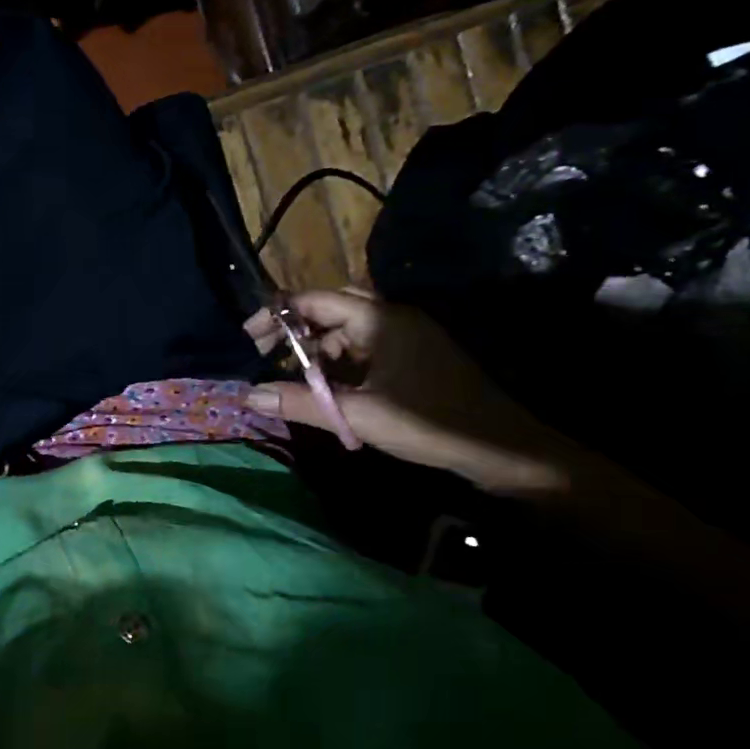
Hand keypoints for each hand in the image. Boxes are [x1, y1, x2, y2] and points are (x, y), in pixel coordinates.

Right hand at [244, 290, 574, 493]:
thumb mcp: (358, 415)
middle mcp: (393, 318)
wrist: (501, 448)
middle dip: (298, 329)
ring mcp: (407, 337)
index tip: (249, 338)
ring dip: (319, 349)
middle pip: (332, 308)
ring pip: (349, 330)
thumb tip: (248, 395)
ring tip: (297, 379)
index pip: (316, 300)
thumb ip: (300, 403)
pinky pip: (366, 348)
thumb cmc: (428, 423)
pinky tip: (330, 389)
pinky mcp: (415, 357)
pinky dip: (341, 362)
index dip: (278, 315)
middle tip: (269, 354)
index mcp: (380, 319)